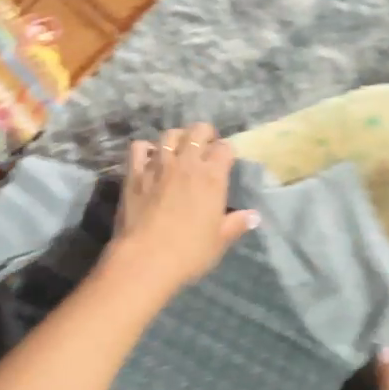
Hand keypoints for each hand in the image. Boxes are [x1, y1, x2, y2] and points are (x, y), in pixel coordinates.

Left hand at [103, 123, 258, 292]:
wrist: (145, 258)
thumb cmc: (189, 252)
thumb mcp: (219, 241)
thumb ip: (236, 224)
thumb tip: (254, 216)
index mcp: (212, 176)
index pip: (225, 148)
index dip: (226, 152)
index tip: (224, 162)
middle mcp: (186, 163)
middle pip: (198, 131)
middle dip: (204, 134)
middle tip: (204, 147)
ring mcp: (158, 165)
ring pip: (169, 134)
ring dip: (177, 137)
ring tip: (178, 149)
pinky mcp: (134, 172)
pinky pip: (139, 147)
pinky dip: (145, 148)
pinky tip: (149, 158)